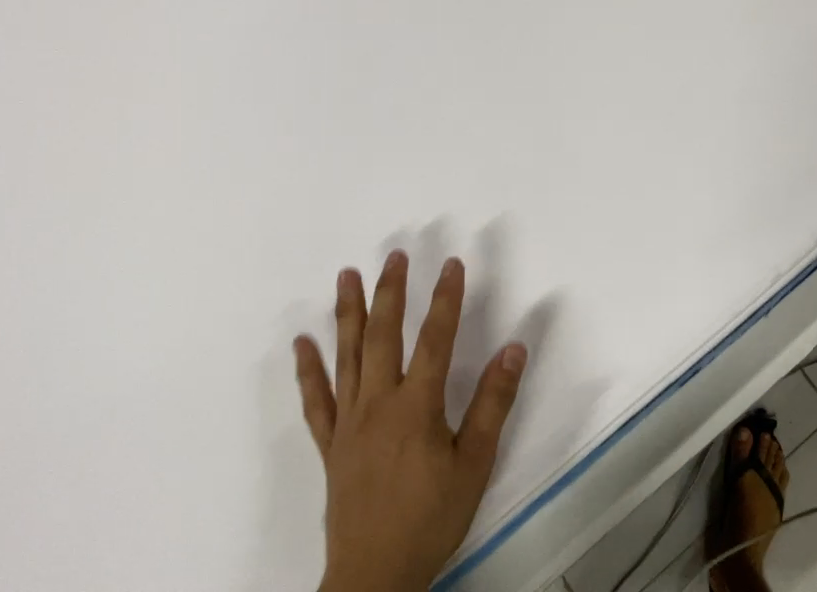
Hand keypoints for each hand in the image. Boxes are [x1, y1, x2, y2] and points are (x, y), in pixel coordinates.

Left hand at [293, 253, 527, 591]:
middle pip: (384, 336)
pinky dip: (308, 369)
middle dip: (391, 292)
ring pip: (347, 357)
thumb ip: (493, 402)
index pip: (434, 339)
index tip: (451, 263)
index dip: (445, 298)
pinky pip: (316, 399)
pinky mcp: (330, 445)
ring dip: (348, 313)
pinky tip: (302, 343)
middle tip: (394, 255)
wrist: (374, 574)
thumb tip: (514, 348)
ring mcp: (348, 423)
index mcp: (416, 406)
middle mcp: (378, 404)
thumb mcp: (475, 462)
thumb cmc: (432, 517)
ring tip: (347, 276)